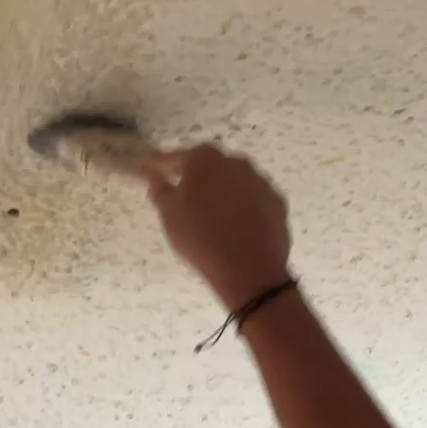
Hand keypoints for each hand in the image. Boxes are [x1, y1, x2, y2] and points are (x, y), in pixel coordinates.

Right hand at [146, 146, 292, 308]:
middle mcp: (235, 162)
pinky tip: (234, 225)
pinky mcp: (277, 202)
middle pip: (209, 165)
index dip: (161, 165)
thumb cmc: (200, 237)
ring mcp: (260, 181)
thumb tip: (156, 179)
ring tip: (211, 215)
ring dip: (221, 191)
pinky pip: (252, 199)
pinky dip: (242, 206)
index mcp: (204, 160)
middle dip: (196, 177)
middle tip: (183, 195)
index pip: (176, 158)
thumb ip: (160, 191)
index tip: (149, 169)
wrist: (249, 269)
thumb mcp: (169, 215)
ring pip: (233, 181)